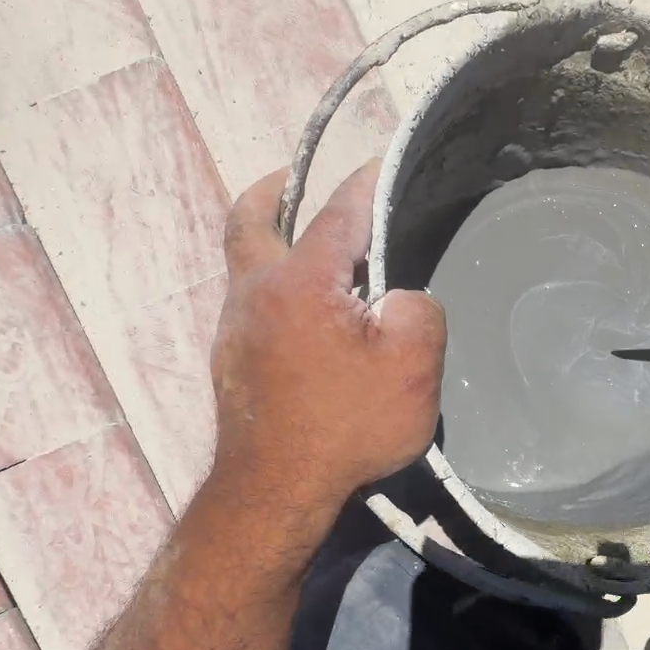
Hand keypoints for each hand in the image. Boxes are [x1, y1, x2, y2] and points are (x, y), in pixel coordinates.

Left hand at [208, 163, 446, 511]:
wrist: (277, 489)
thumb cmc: (348, 424)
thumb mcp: (413, 365)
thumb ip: (418, 310)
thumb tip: (398, 298)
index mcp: (303, 282)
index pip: (338, 211)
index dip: (366, 180)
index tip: (386, 159)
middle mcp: (257, 292)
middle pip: (251, 219)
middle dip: (274, 190)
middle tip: (294, 181)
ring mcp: (236, 329)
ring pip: (245, 263)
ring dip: (271, 241)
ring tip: (310, 250)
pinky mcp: (231, 363)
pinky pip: (250, 303)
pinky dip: (274, 288)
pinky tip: (305, 317)